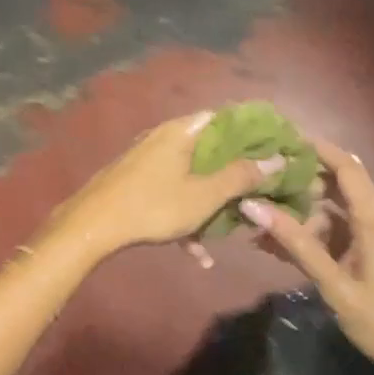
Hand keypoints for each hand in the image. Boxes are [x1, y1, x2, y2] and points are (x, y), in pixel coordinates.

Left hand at [41, 111, 284, 262]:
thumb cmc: (154, 204)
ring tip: (235, 229)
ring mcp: (149, 159)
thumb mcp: (204, 195)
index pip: (224, 118)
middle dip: (237, 173)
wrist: (95, 223)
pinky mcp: (139, 181)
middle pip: (211, 149)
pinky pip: (173, 194)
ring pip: (193, 175)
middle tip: (264, 193)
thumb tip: (276, 158)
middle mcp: (164, 138)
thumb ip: (240, 176)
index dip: (253, 132)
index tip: (278, 150)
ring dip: (213, 202)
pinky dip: (188, 218)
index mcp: (181, 132)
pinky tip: (199, 256)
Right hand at [242, 141, 373, 374]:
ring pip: (337, 216)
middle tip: (257, 186)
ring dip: (302, 217)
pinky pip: (344, 236)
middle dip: (297, 185)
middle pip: (337, 189)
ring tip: (260, 225)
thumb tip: (251, 204)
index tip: (278, 137)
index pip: (347, 167)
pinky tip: (284, 250)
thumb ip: (296, 245)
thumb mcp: (338, 288)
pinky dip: (316, 237)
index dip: (316, 146)